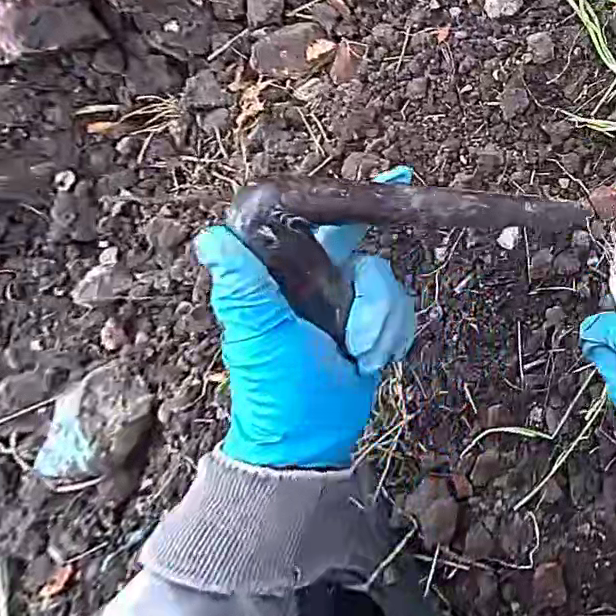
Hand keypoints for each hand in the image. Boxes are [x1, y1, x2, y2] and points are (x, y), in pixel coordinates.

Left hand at [194, 218, 415, 468]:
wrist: (312, 438)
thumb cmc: (276, 387)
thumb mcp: (260, 336)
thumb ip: (244, 287)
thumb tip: (211, 236)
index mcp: (291, 276)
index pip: (325, 225)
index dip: (357, 200)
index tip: (394, 177)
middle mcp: (325, 281)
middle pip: (370, 260)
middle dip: (373, 298)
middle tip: (359, 336)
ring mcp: (353, 302)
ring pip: (391, 288)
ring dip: (381, 326)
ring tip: (359, 357)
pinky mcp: (378, 322)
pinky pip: (404, 310)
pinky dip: (394, 336)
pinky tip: (376, 360)